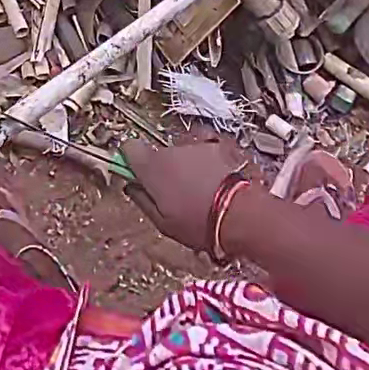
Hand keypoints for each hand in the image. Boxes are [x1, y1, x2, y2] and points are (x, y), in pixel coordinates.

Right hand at [120, 140, 250, 251]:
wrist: (240, 213)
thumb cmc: (197, 223)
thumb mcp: (162, 223)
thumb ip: (142, 199)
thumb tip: (131, 186)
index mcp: (151, 168)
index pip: (128, 147)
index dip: (131, 160)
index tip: (137, 175)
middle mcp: (169, 150)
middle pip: (157, 155)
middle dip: (162, 171)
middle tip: (174, 196)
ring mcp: (193, 146)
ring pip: (180, 156)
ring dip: (184, 169)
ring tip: (198, 193)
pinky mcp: (213, 147)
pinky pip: (201, 156)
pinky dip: (204, 166)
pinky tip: (214, 185)